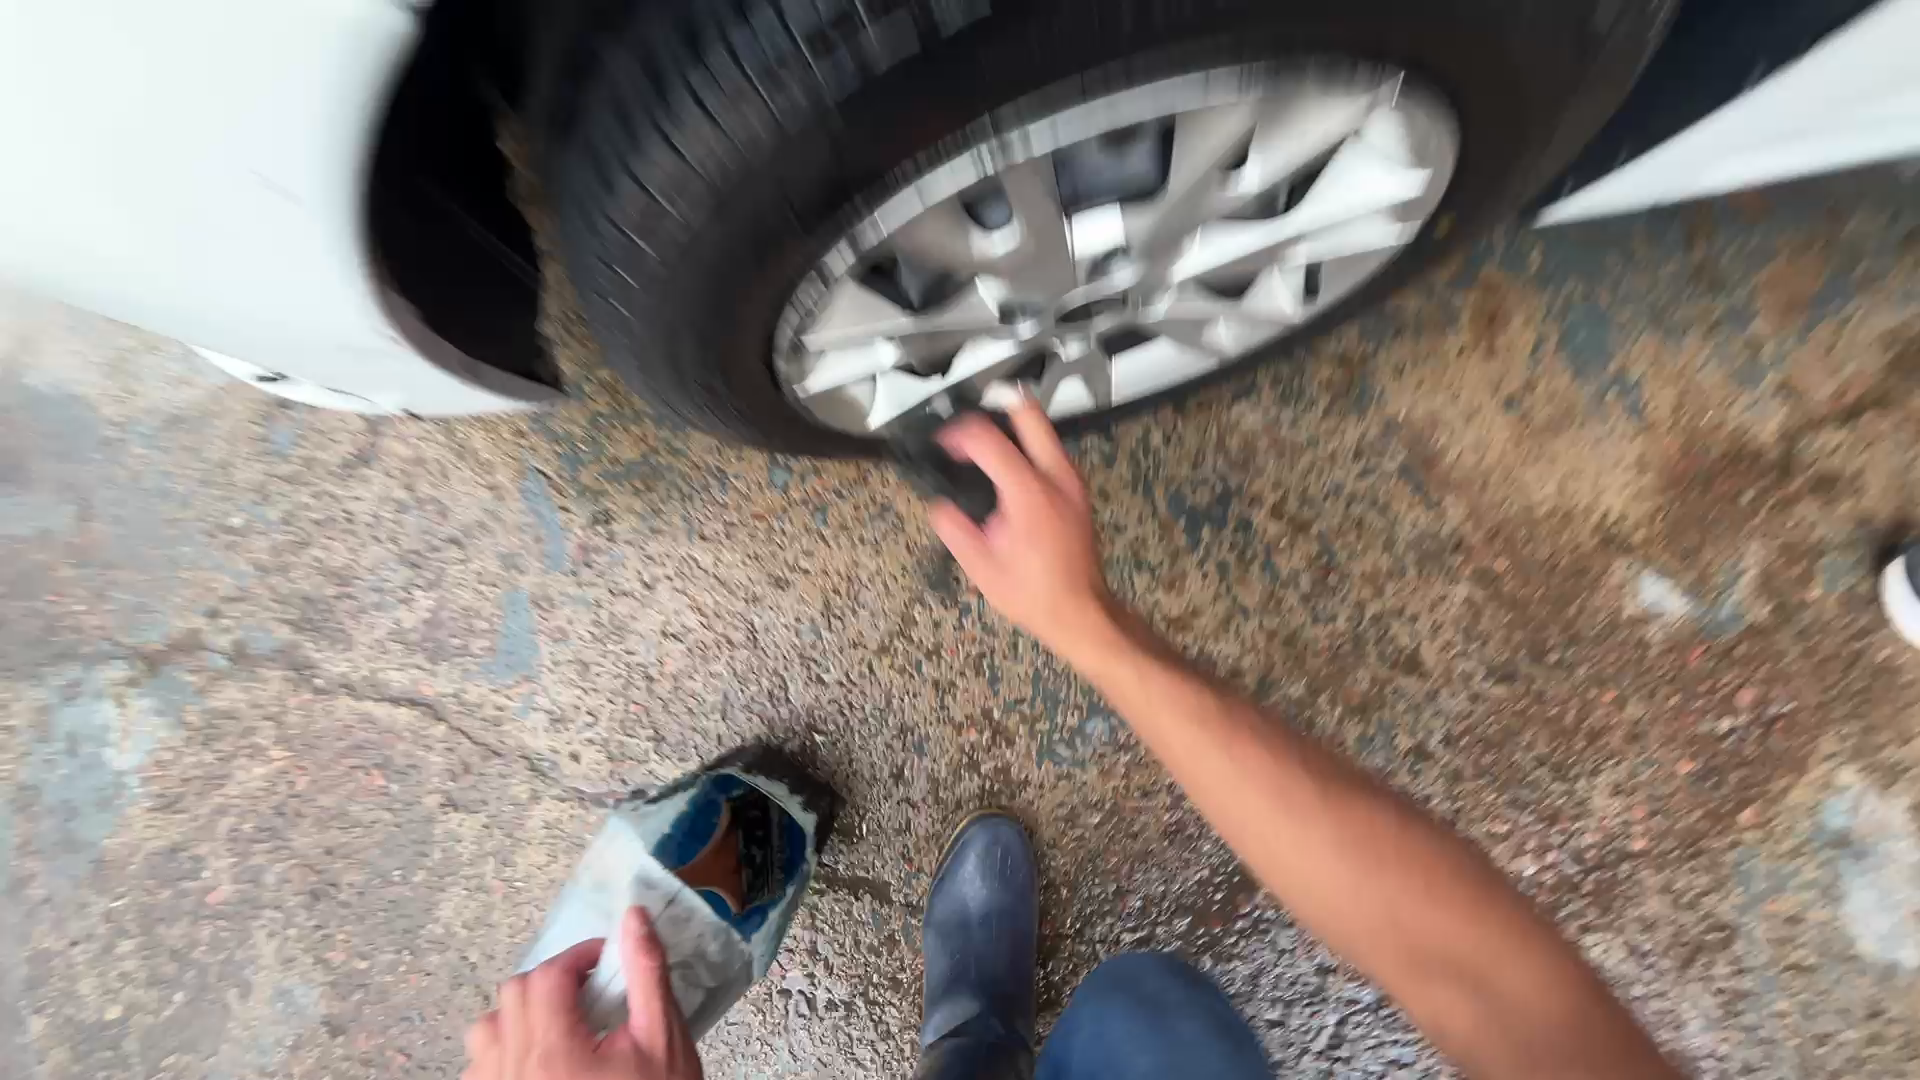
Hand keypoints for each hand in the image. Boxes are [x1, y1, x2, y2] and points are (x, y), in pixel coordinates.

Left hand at [463, 907, 702, 1079]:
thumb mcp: (662, 1035)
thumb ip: (646, 970)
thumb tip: (633, 916)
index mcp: (553, 1052)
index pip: (547, 976)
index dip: (580, 955)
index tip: (610, 960)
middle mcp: (511, 1076)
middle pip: (512, 996)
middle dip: (552, 980)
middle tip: (592, 990)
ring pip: (485, 1033)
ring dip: (520, 1015)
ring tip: (562, 1023)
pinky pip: (478, 1071)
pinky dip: (503, 1053)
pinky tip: (541, 1064)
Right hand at [928, 396, 1116, 654]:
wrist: (1080, 611)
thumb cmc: (1032, 592)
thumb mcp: (980, 565)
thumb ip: (953, 527)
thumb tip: (940, 504)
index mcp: (1028, 492)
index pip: (987, 438)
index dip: (957, 433)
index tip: (942, 445)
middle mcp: (1056, 476)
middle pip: (1026, 411)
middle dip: (992, 408)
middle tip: (968, 426)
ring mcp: (1072, 480)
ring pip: (1042, 428)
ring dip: (1010, 427)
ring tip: (982, 450)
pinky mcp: (1078, 489)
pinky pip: (1051, 450)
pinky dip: (1026, 447)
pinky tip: (1006, 472)